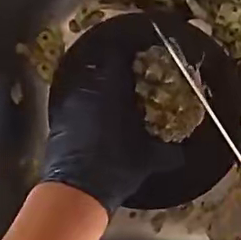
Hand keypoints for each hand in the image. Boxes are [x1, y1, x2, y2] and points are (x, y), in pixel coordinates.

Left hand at [40, 41, 176, 213]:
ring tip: (117, 98)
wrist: (77, 190)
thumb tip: (182, 154)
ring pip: (87, 83)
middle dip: (116, 68)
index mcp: (111, 88)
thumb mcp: (149, 158)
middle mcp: (88, 89)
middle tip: (133, 76)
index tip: (141, 52)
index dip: (130, 49)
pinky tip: (100, 120)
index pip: (118, 52)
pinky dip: (89, 104)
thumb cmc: (115, 166)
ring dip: (101, 86)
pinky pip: (77, 102)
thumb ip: (168, 151)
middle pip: (100, 65)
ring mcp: (69, 104)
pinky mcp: (59, 120)